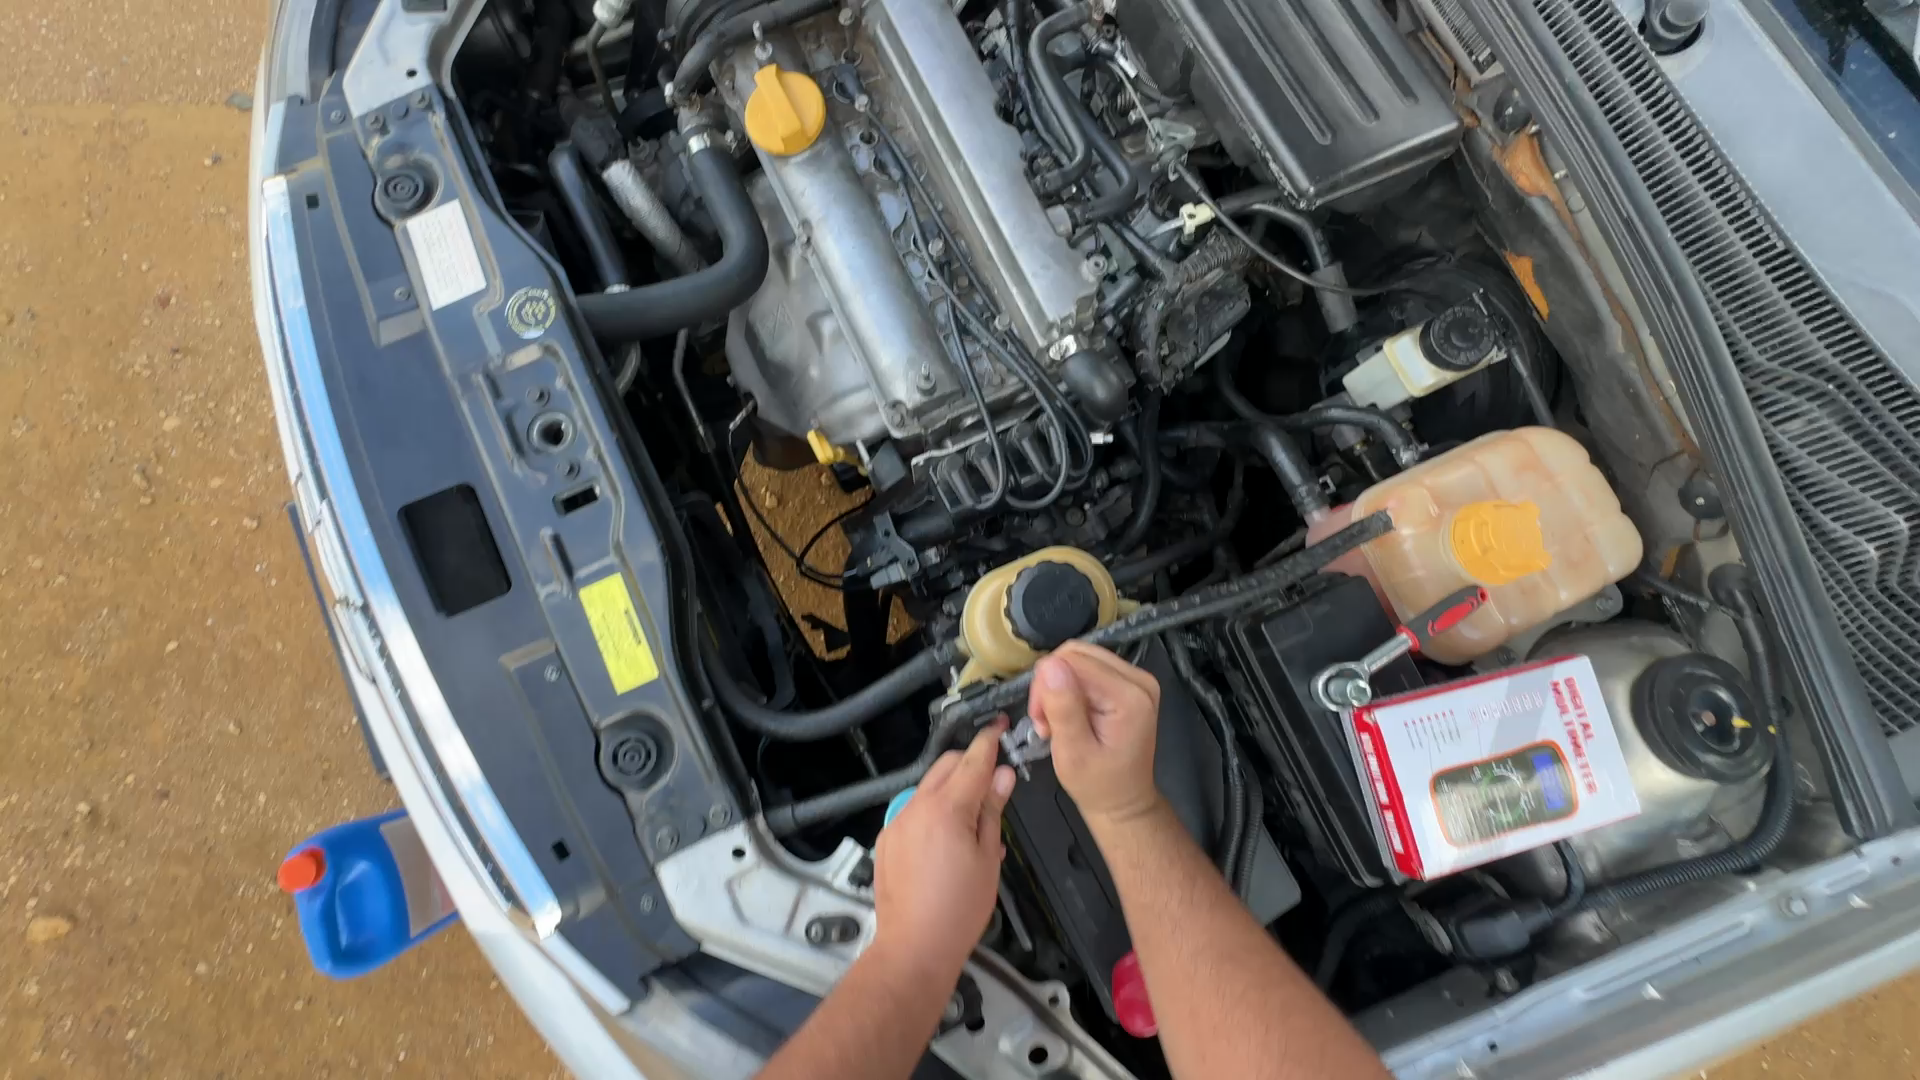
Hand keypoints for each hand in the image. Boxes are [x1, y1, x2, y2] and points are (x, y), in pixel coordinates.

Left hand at [872, 721, 1016, 979]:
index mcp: (947, 808)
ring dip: (950, 788)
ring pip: (929, 787)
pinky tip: (945, 842)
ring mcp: (897, 821)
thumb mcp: (988, 858)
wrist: (913, 949)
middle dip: (969, 763)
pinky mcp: (886, 838)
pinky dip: (932, 811)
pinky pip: (913, 810)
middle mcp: (917, 805)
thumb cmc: (959, 908)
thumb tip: (1003, 775)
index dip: (989, 741)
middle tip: (992, 783)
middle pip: (946, 765)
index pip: (973, 761)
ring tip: (970, 821)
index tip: (999, 726)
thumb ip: (992, 811)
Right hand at [1028, 642, 1163, 828]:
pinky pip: (1086, 667)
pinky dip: (1068, 686)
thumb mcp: (1073, 753)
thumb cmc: (1097, 784)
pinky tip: (1067, 712)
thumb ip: (1063, 708)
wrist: (1123, 801)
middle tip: (1046, 722)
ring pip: (1078, 657)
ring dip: (1057, 685)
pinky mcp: (1127, 681)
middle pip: (1075, 654)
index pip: (1072, 661)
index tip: (1041, 722)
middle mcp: (1138, 678)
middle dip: (1051, 684)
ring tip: (1055, 721)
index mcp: (1130, 696)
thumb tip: (1050, 664)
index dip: (1047, 685)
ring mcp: (1135, 677)